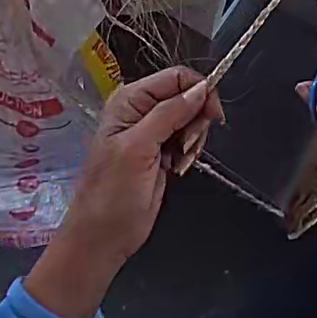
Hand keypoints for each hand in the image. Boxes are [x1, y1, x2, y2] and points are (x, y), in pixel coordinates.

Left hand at [25, 68, 224, 317]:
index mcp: (131, 99)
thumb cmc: (112, 193)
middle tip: (185, 147)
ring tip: (178, 162)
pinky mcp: (163, 150)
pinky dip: (190, 152)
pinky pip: (189, 138)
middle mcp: (142, 109)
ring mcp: (153, 130)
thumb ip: (170, 114)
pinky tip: (178, 168)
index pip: (176, 77)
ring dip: (193, 139)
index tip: (214, 116)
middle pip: (188, 95)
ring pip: (192, 117)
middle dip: (195, 119)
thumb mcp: (138, 148)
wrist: (102, 240)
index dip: (199, 91)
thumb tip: (202, 88)